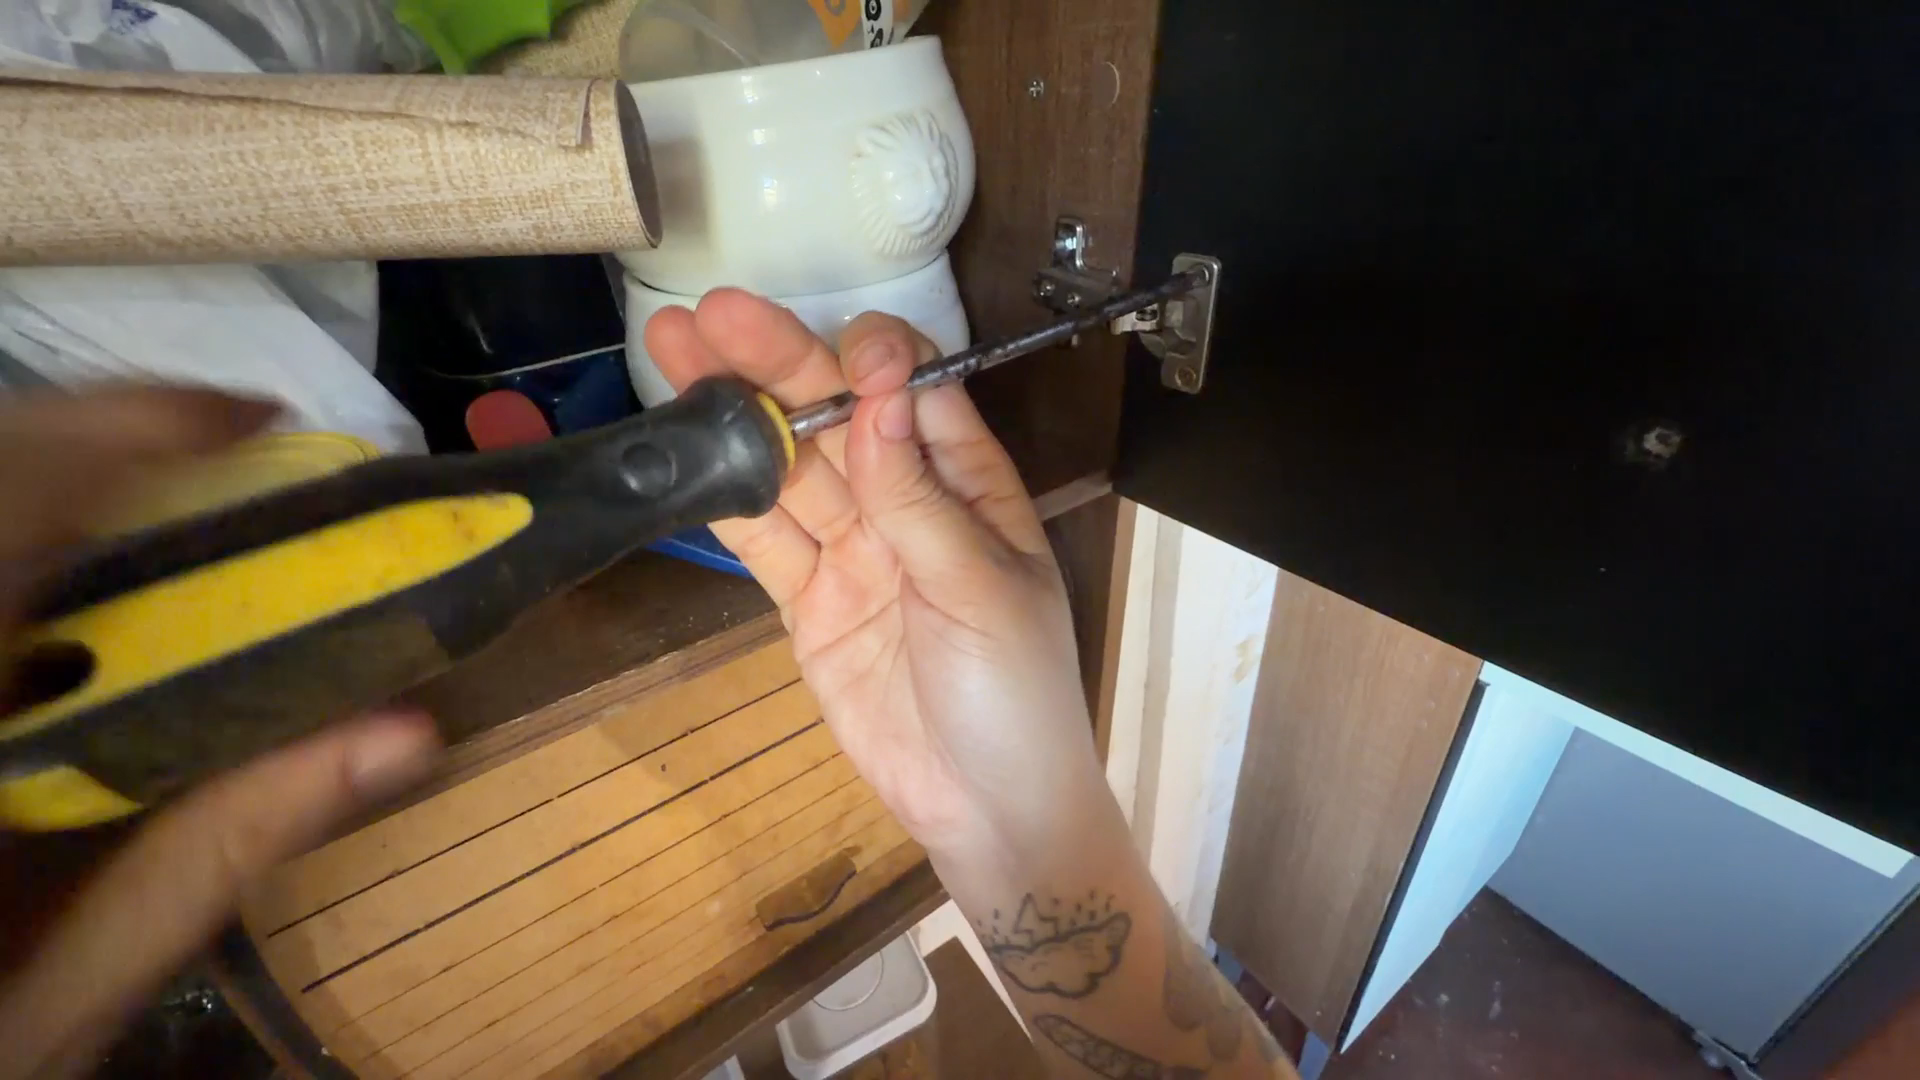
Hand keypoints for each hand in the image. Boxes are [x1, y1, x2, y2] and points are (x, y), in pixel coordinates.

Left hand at [0, 387, 440, 1078]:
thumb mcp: (66, 984)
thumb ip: (222, 845)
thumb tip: (410, 734)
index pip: (7, 507)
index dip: (129, 430)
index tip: (258, 415)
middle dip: (101, 448)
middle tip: (235, 459)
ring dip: (62, 493)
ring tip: (178, 505)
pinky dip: (28, 546)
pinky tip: (86, 594)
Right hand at [646, 292, 1110, 859]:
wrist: (985, 805)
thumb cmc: (1014, 691)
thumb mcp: (982, 590)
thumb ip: (922, 499)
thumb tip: (879, 395)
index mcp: (969, 489)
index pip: (920, 398)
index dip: (880, 364)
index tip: (846, 354)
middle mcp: (907, 507)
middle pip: (841, 421)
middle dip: (785, 367)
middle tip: (715, 315)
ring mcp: (854, 554)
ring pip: (790, 471)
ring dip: (739, 417)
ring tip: (678, 353)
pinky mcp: (810, 603)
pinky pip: (765, 541)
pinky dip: (726, 500)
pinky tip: (683, 452)